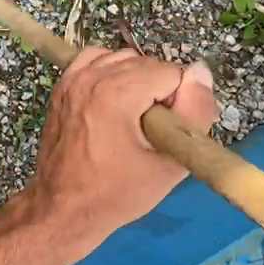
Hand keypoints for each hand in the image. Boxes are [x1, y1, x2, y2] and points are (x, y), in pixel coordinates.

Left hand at [28, 48, 217, 244]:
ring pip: (121, 58)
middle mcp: (90, 76)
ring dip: (136, 80)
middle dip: (160, 90)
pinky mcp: (61, 86)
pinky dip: (109, 72)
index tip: (167, 131)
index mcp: (115, 93)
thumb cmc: (118, 191)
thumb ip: (194, 113)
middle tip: (153, 129)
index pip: (171, 73)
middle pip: (146, 63)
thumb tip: (201, 71)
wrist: (64, 206)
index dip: (180, 101)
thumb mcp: (170, 162)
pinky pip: (94, 60)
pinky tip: (114, 101)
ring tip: (134, 118)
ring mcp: (71, 79)